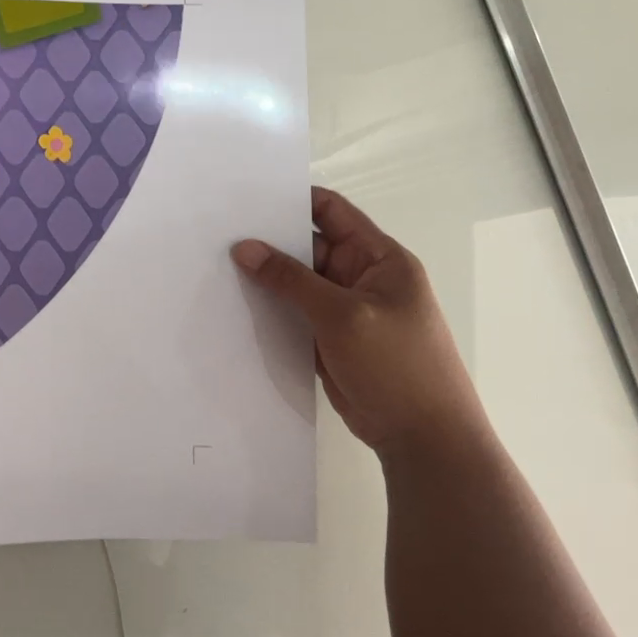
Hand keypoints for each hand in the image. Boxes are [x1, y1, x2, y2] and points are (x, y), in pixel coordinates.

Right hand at [232, 188, 491, 462]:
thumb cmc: (396, 365)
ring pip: (296, 282)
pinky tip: (233, 303)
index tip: (245, 198)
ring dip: (264, 278)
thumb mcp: (342, 315)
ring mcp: (344, 310)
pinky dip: (269, 308)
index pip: (332, 213)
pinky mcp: (329, 339)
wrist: (423, 438)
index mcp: (380, 259)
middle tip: (216, 234)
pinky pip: (293, 313)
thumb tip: (244, 247)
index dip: (292, 200)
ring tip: (214, 265)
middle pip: (308, 247)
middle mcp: (362, 278)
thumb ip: (291, 279)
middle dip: (268, 241)